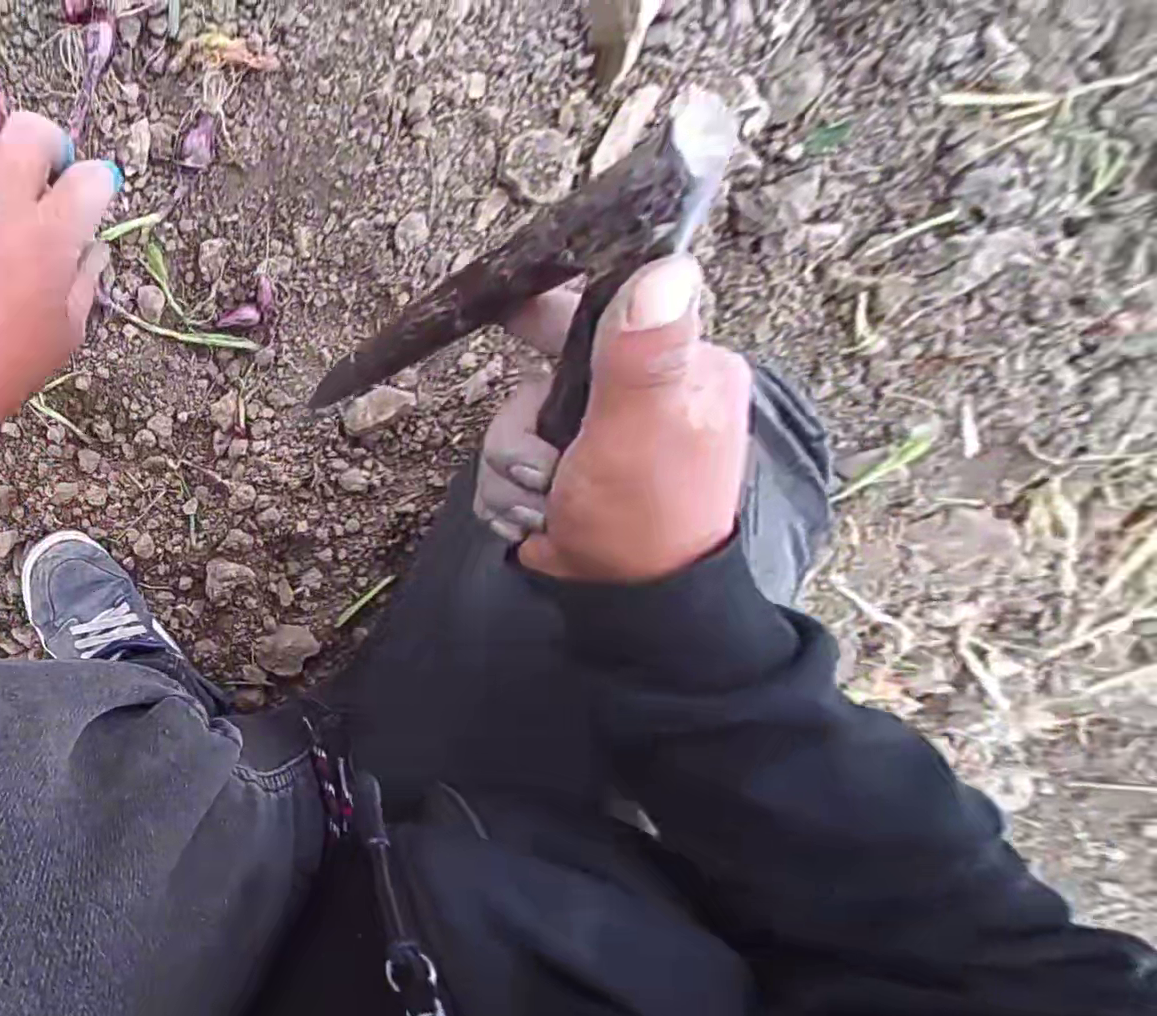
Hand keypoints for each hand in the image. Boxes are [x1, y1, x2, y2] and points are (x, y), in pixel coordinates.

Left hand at [0, 112, 120, 422]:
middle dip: (56, 147)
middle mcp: (5, 207)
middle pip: (32, 131)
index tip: (102, 198)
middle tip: (59, 181)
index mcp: (50, 237)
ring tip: (21, 197)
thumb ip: (88, 275)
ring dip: (14, 158)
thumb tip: (93, 246)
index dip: (103, 184)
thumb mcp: (72, 326)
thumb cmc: (19, 358)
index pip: (89, 179)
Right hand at [480, 255, 751, 583]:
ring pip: (504, 432)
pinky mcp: (553, 472)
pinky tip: (531, 522)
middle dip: (518, 439)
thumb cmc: (641, 519)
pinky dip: (504, 498)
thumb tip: (663, 267)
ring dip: (509, 478)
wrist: (619, 600)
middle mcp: (624, 397)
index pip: (596, 315)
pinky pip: (497, 468)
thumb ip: (642, 356)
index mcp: (666, 369)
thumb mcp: (641, 434)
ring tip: (540, 510)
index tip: (499, 308)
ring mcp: (584, 438)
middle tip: (544, 475)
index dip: (543, 315)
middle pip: (529, 387)